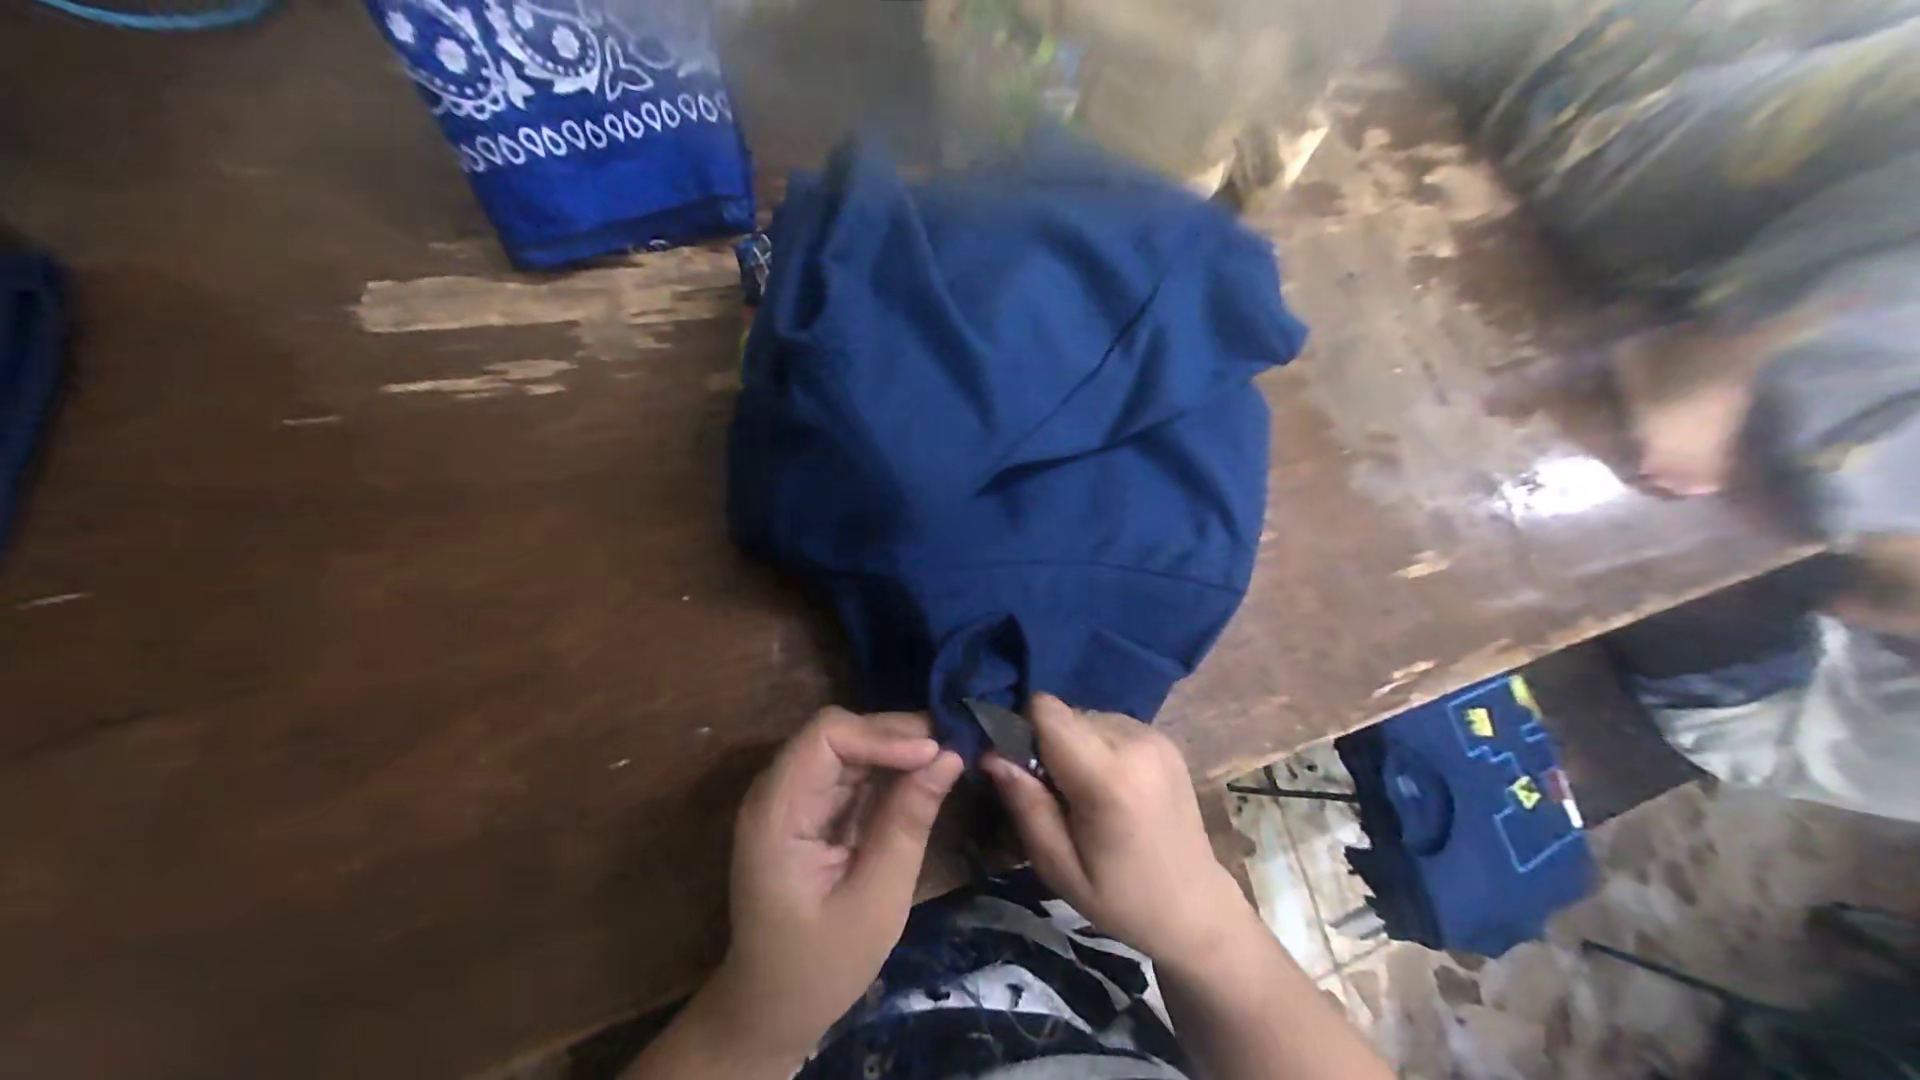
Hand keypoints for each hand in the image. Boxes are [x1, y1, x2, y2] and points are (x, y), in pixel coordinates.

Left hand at [700, 708, 963, 1067]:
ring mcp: (795, 797)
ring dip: (900, 747)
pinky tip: (925, 775)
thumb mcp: (875, 900)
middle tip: (956, 746)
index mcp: (776, 812)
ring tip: (949, 757)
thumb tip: (950, 756)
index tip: (934, 753)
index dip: (882, 734)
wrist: (772, 1007)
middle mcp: (779, 791)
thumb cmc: (820, 967)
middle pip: (839, 733)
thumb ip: (908, 822)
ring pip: (851, 745)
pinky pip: (855, 770)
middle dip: (898, 735)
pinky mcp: (813, 807)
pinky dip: (892, 768)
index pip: (826, 736)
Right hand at [983, 694, 1247, 967]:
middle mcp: (1135, 743)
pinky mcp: (1164, 737)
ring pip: (1085, 716)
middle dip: (1049, 744)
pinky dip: (1098, 745)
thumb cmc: (1120, 898)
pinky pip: (1109, 723)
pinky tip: (1111, 785)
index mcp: (1109, 777)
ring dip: (1074, 745)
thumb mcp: (1058, 867)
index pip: (1047, 711)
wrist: (1195, 908)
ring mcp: (1155, 736)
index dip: (1024, 731)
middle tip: (1057, 793)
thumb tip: (991, 754)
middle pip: (1064, 714)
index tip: (1024, 770)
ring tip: (1086, 792)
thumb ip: (1025, 804)